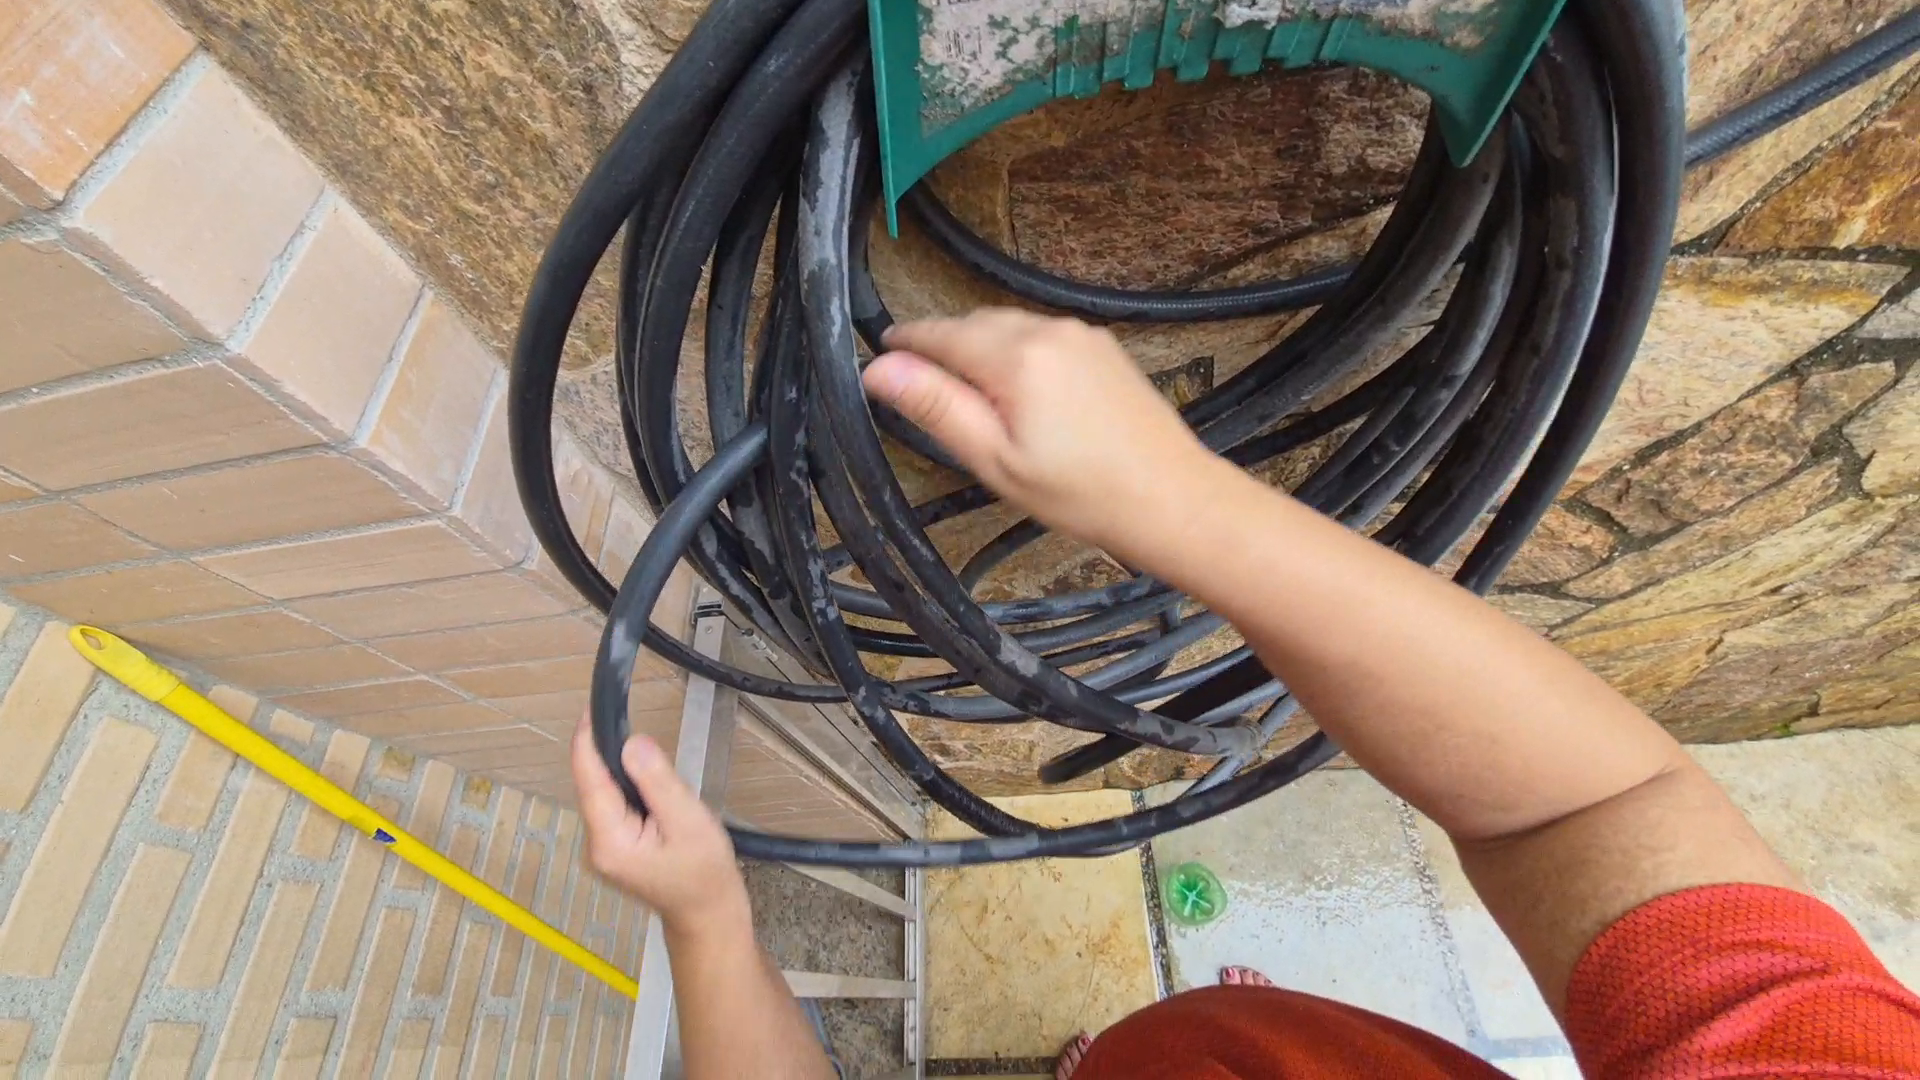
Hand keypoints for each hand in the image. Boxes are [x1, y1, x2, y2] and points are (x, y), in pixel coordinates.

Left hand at [571, 714, 749, 935]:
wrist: (708, 913)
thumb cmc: (704, 872)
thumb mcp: (687, 820)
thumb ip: (657, 781)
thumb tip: (632, 742)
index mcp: (609, 840)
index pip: (589, 779)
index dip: (586, 740)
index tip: (591, 707)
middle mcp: (597, 844)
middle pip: (593, 784)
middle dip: (607, 750)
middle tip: (623, 714)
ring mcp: (604, 847)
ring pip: (605, 793)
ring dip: (620, 767)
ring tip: (642, 744)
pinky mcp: (617, 846)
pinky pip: (615, 805)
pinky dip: (628, 784)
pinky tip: (648, 778)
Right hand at [864, 309, 1220, 558]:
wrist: (1170, 498)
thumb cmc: (1081, 493)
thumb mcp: (994, 459)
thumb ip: (936, 406)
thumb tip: (880, 370)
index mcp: (1017, 357)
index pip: (940, 333)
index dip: (906, 341)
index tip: (883, 350)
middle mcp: (1050, 330)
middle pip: (975, 324)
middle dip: (943, 346)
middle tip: (921, 382)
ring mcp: (1082, 335)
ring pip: (1009, 327)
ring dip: (980, 348)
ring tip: (968, 391)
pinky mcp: (1102, 348)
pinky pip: (1042, 337)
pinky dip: (1016, 352)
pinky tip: (1018, 390)